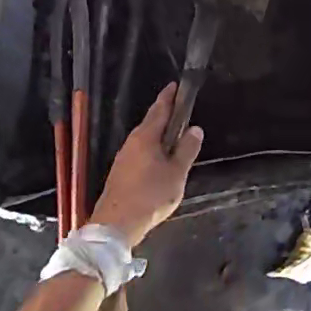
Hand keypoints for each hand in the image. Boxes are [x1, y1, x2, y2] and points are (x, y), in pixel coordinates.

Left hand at [90, 83, 202, 246]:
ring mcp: (123, 158)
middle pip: (151, 123)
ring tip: (175, 136)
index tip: (175, 86)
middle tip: (181, 110)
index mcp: (146, 137)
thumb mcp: (177, 173)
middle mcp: (132, 143)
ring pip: (145, 139)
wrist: (116, 225)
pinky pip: (140, 152)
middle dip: (165, 115)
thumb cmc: (150, 195)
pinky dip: (153, 149)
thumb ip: (187, 149)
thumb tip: (195, 128)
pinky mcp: (120, 173)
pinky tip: (160, 159)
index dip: (169, 97)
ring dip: (159, 134)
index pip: (159, 109)